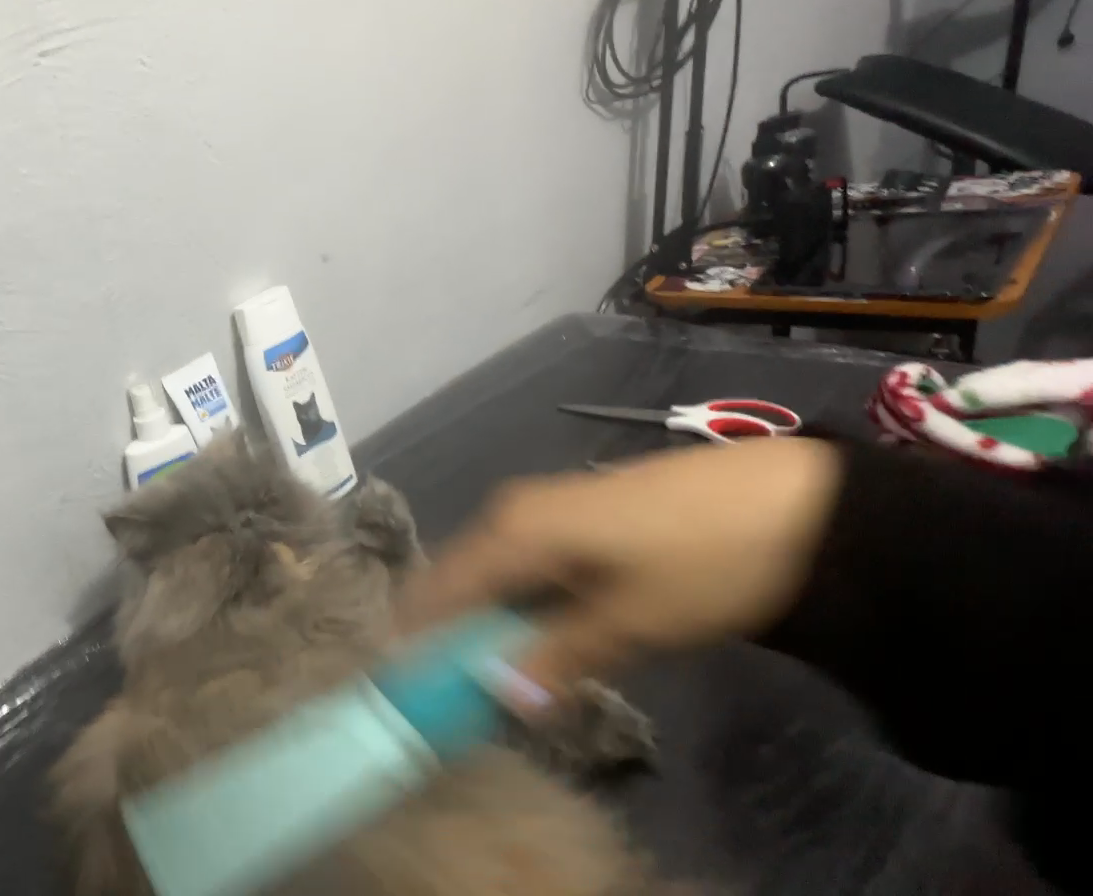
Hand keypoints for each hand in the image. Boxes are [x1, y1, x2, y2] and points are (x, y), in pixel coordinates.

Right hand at [396, 437, 843, 709]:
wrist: (796, 502)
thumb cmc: (704, 561)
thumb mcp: (634, 622)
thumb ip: (558, 658)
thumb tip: (503, 699)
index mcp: (514, 529)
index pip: (441, 587)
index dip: (419, 634)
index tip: (406, 682)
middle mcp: (511, 511)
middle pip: (459, 578)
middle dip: (450, 632)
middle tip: (453, 687)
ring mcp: (539, 508)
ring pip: (489, 572)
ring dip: (484, 620)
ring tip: (488, 669)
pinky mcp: (569, 515)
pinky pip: (517, 563)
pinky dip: (513, 601)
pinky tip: (529, 632)